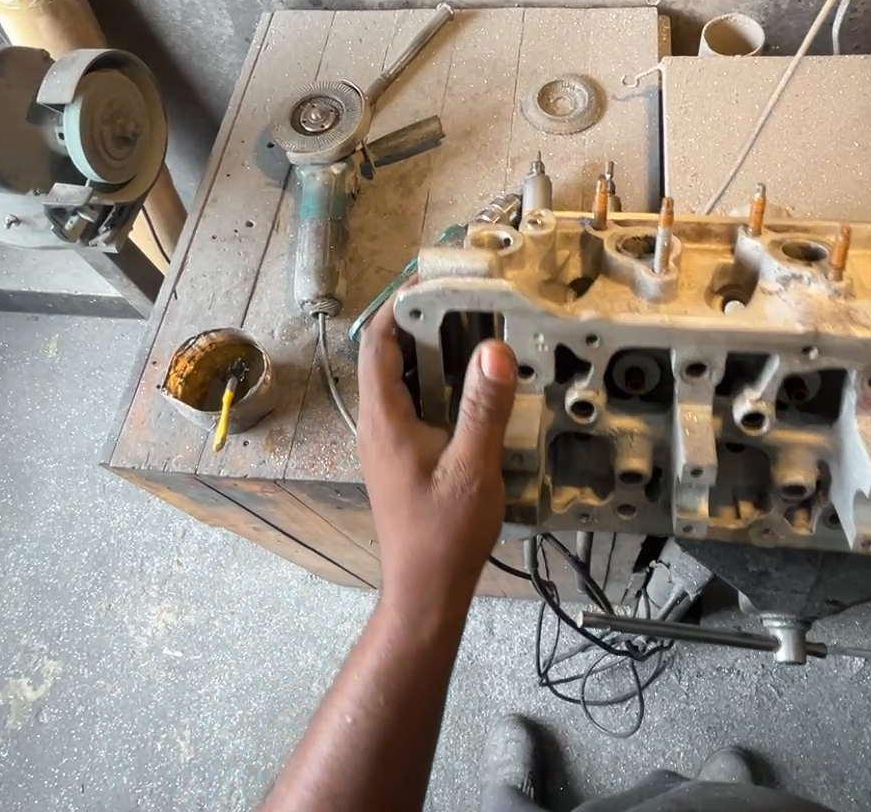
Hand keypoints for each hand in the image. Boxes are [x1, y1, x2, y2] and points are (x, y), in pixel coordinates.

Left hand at [355, 298, 516, 612]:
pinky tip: (471, 387)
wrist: (425, 590)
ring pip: (402, 380)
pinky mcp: (401, 456)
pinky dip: (437, 383)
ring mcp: (386, 441)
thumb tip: (493, 349)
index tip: (431, 280)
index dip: (399, 306)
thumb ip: (485, 408)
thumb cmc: (444, 532)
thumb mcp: (472, 467)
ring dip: (431, 354)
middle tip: (465, 301)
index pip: (378, 344)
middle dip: (422, 324)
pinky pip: (414, 403)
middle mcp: (377, 424)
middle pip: (390, 356)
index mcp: (384, 418)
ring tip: (472, 332)